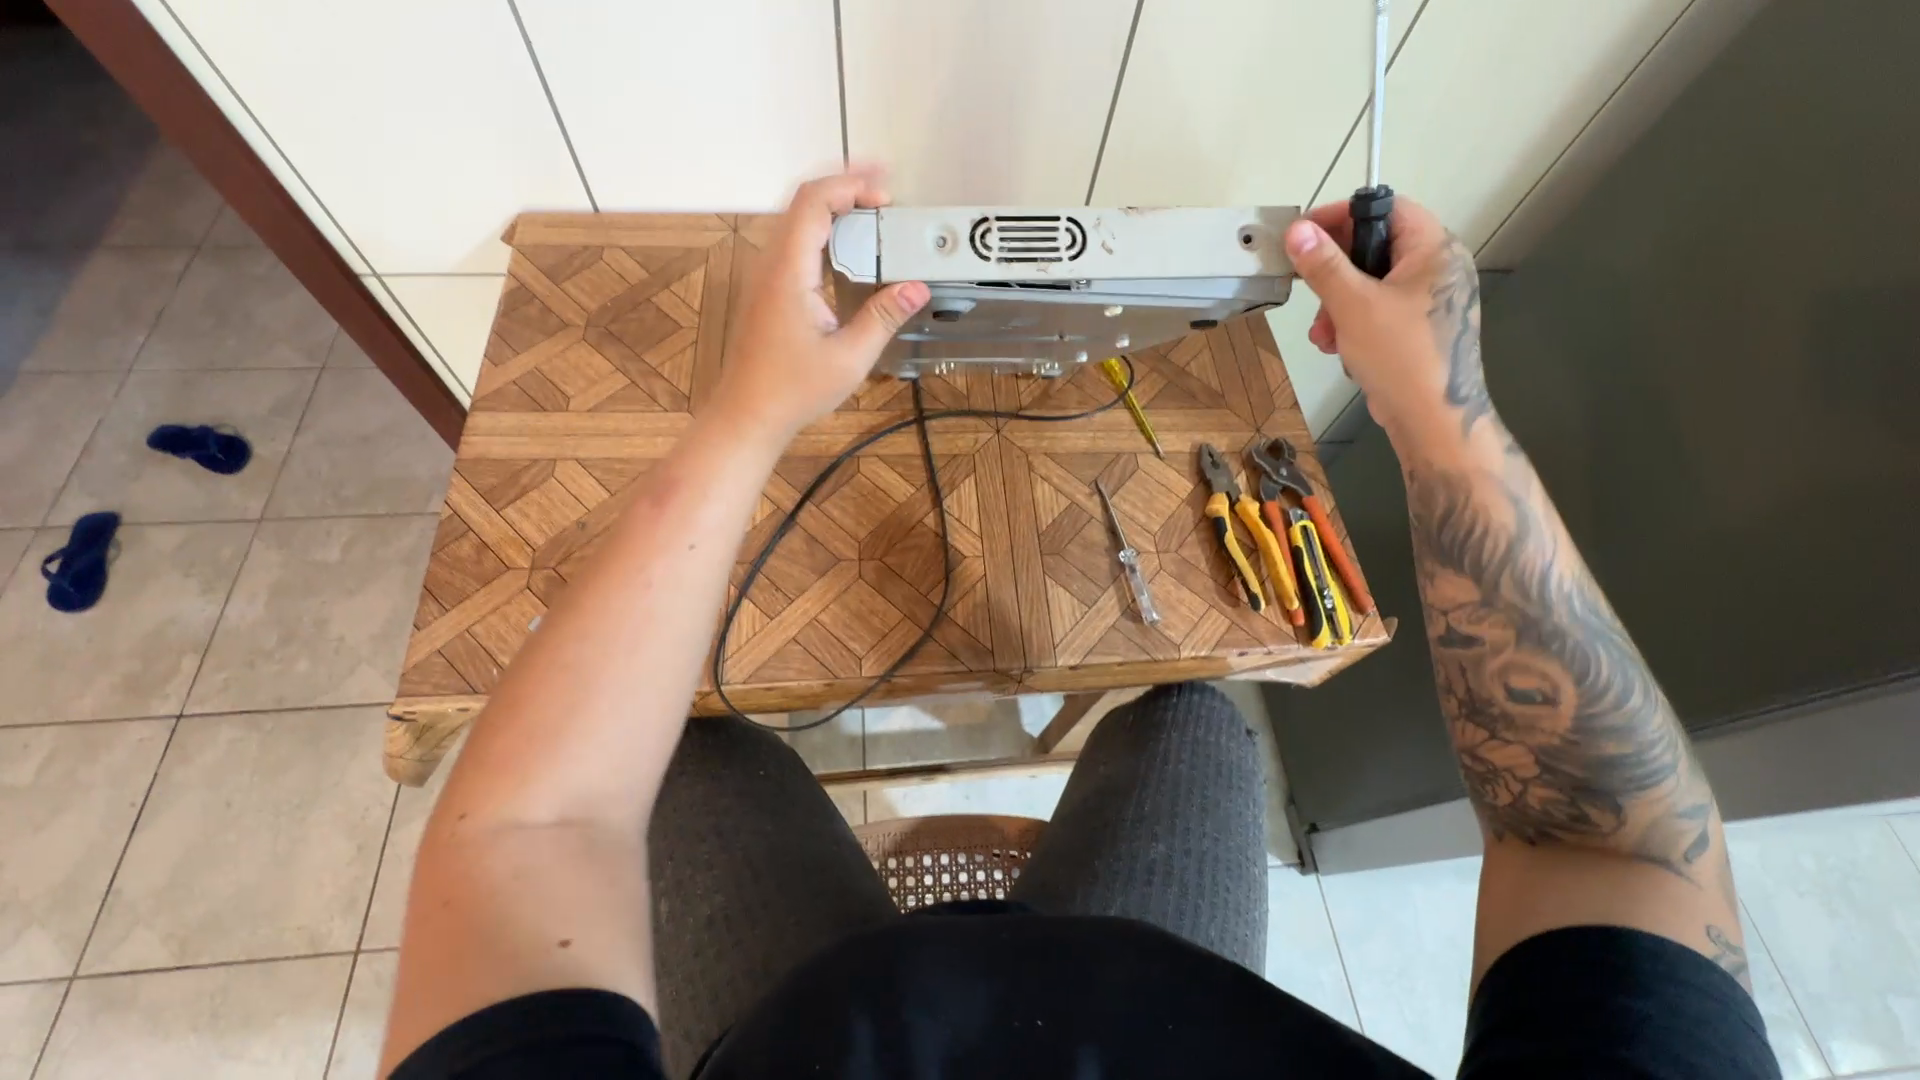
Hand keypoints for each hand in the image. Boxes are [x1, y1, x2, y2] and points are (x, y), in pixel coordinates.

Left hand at [711, 166, 929, 440]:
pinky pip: (795, 244)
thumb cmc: (792, 391)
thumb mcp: (849, 358)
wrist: (748, 414)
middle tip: (884, 191)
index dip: (850, 185)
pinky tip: (849, 249)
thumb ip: (883, 317)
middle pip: (803, 201)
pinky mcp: (768, 291)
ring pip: (796, 220)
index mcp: (788, 273)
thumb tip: (916, 288)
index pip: (812, 202)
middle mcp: (771, 265)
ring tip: (872, 210)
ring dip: (834, 208)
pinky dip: (823, 232)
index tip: (885, 195)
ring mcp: (766, 277)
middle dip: (844, 185)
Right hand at [1282, 197, 1492, 443]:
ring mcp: (1432, 301)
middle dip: (1335, 274)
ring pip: (1372, 284)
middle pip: (1376, 249)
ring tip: (1324, 335)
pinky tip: (1339, 347)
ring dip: (1338, 306)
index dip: (1343, 215)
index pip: (1388, 208)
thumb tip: (1297, 230)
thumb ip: (1324, 266)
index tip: (1304, 234)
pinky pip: (1379, 311)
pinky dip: (1354, 324)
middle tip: (1310, 293)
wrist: (1431, 419)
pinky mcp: (1420, 329)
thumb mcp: (1353, 305)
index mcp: (1435, 250)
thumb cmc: (1400, 355)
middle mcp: (1440, 268)